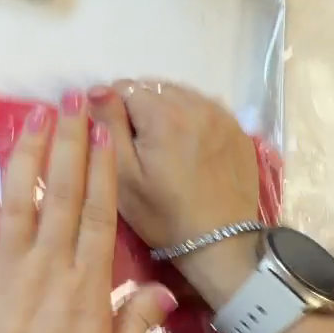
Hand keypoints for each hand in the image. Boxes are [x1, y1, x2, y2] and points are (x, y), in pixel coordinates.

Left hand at [0, 96, 177, 332]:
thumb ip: (136, 325)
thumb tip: (164, 288)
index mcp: (86, 285)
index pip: (100, 215)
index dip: (103, 170)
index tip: (105, 133)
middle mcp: (48, 261)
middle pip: (63, 191)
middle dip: (69, 142)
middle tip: (73, 102)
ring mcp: (6, 260)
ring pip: (21, 194)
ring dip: (29, 150)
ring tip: (36, 114)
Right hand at [90, 81, 263, 306]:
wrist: (221, 245)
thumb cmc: (162, 214)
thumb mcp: (123, 175)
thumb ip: (107, 125)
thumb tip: (96, 90)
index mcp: (162, 114)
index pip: (123, 87)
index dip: (112, 109)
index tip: (115, 137)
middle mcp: (195, 104)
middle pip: (153, 87)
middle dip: (139, 107)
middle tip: (138, 144)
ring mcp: (220, 115)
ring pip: (179, 94)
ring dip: (165, 109)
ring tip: (163, 144)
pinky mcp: (237, 129)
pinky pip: (204, 107)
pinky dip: (190, 118)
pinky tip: (188, 147)